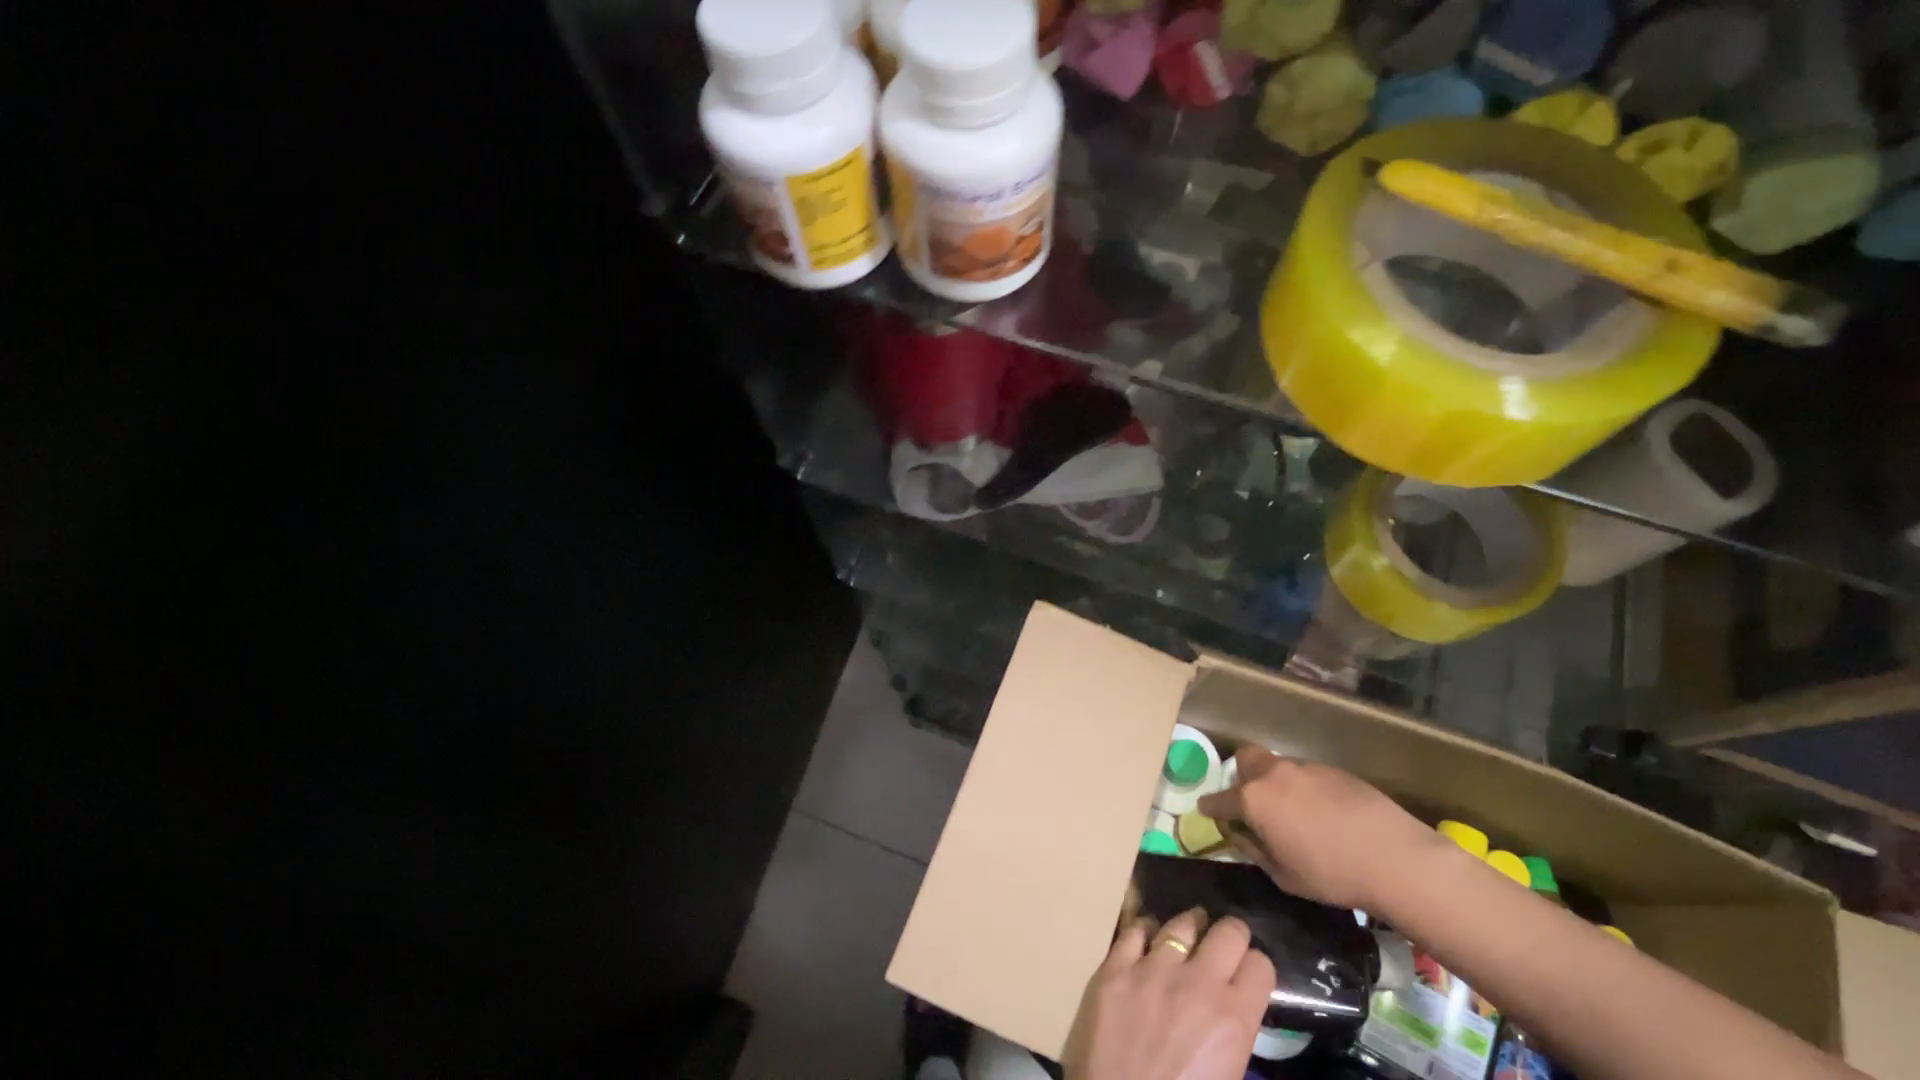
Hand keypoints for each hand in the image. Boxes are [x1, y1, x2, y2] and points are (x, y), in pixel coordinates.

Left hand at [1063, 907, 1274, 1079]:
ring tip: (1184, 937)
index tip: (1245, 975)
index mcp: (1234, 1018)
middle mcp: (1198, 983)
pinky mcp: (1114, 970)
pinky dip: (1143, 934)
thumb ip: (1235, 1036)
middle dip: (1229, 936)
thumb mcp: (1229, 1077)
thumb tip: (1232, 1015)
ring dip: (1188, 929)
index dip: (1255, 969)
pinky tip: (1144, 942)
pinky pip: (1134, 931)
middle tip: (1219, 947)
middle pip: (1228, 931)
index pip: (1261, 965)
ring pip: (1181, 923)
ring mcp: (1153, 971)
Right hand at [1197, 747, 1439, 911]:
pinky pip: (1308, 774)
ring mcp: (1307, 768)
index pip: (1220, 799)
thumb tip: (1239, 834)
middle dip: (1241, 776)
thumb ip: (1254, 850)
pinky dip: (1305, 788)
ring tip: (1293, 811)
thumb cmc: (1330, 874)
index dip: (1210, 806)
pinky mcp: (1336, 770)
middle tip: (1252, 802)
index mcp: (1254, 800)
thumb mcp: (1283, 875)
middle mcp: (1275, 775)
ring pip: (1279, 765)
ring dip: (1276, 782)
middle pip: (1246, 759)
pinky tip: (1324, 813)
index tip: (1206, 810)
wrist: (1395, 858)